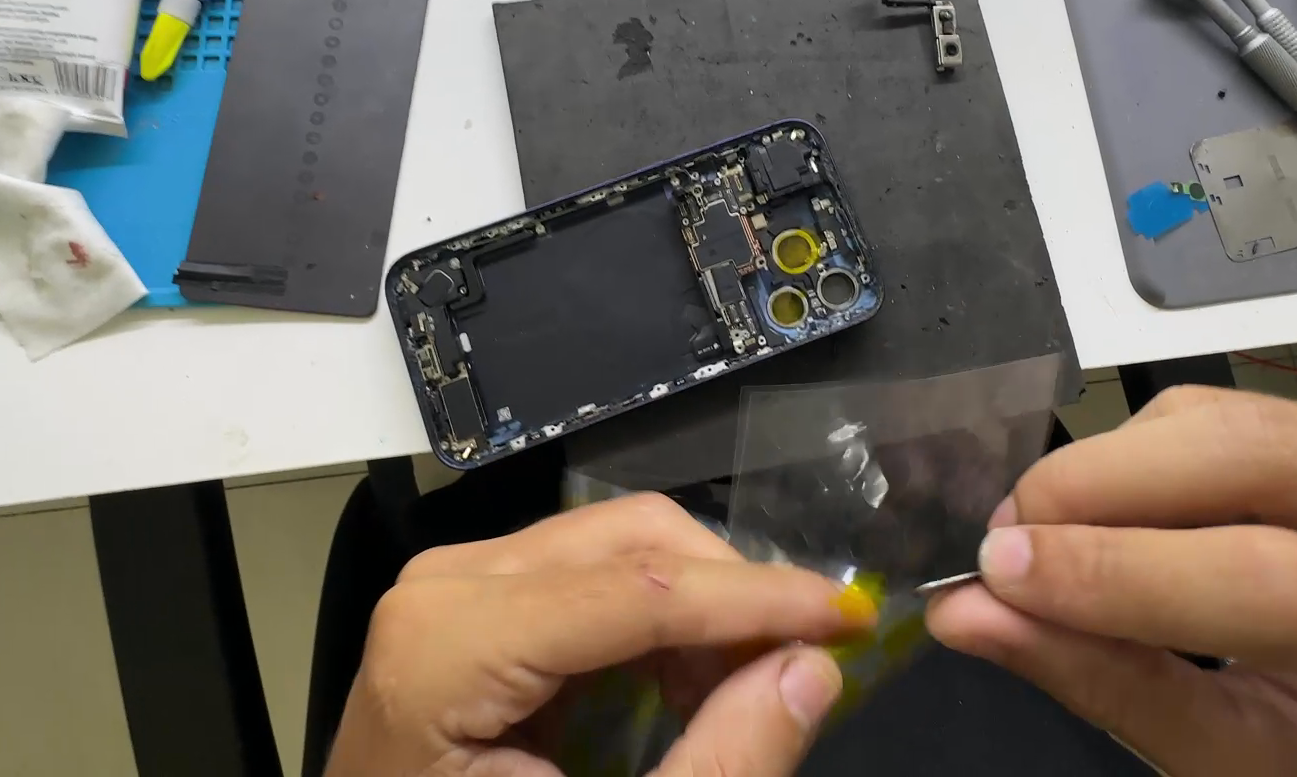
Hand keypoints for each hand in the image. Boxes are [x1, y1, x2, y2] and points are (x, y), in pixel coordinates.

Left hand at [327, 493, 876, 775]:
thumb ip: (716, 765)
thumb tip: (813, 669)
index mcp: (448, 643)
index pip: (632, 591)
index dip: (752, 600)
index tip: (848, 615)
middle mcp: (449, 579)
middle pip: (629, 540)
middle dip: (730, 595)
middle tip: (803, 657)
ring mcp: (460, 574)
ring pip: (619, 541)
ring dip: (701, 601)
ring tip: (742, 678)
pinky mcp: (481, 586)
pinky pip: (594, 565)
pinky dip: (660, 612)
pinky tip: (685, 673)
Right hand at [927, 387, 1296, 775]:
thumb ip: (1128, 693)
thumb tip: (977, 619)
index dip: (1127, 573)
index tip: (997, 574)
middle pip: (1264, 456)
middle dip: (1100, 484)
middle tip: (1010, 542)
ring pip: (1245, 416)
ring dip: (1118, 461)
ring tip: (1060, 531)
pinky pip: (1254, 412)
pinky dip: (1158, 451)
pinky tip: (1138, 510)